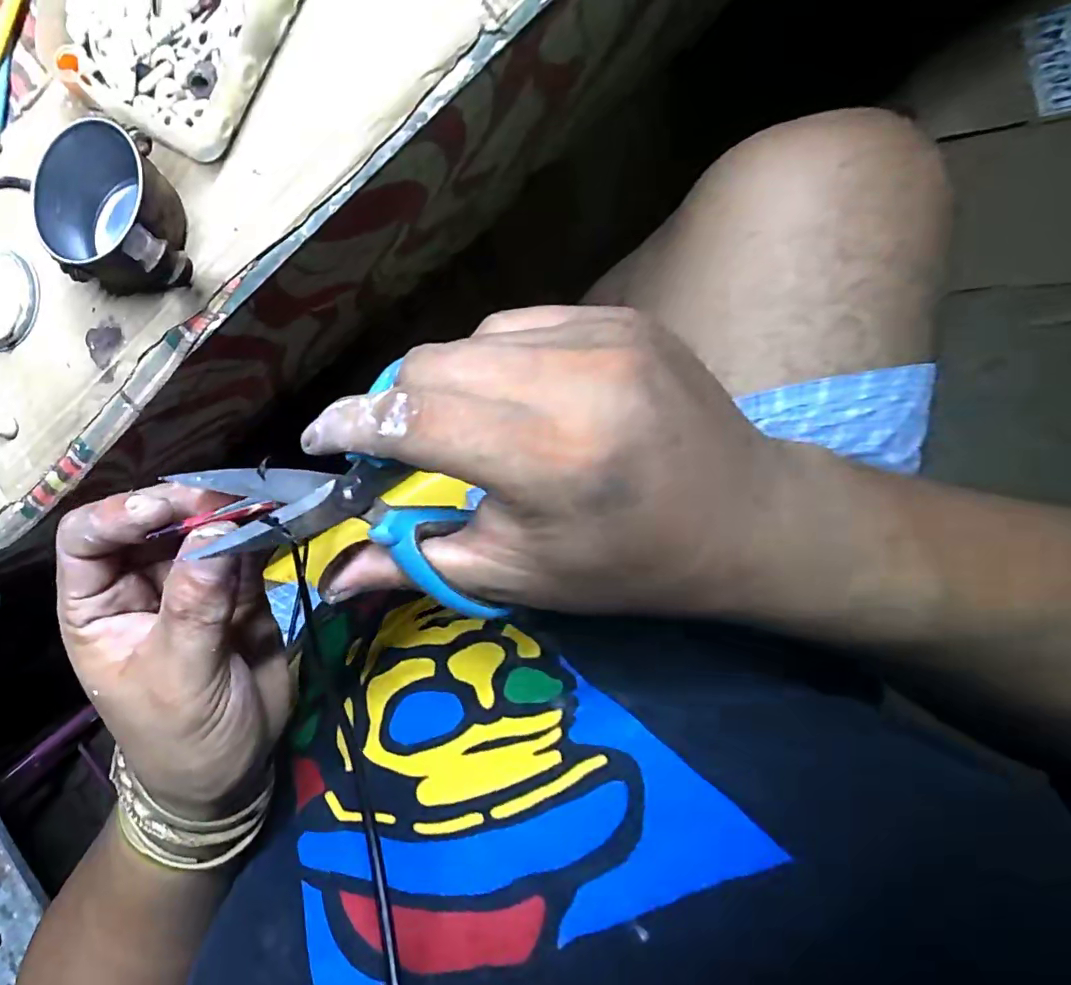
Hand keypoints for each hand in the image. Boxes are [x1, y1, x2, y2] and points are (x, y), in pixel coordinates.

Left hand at [56, 486, 291, 819]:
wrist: (229, 774)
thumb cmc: (178, 736)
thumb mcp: (178, 679)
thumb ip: (194, 608)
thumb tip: (216, 534)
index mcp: (94, 605)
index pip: (84, 539)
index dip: (114, 515)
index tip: (159, 511)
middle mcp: (132, 582)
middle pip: (146, 521)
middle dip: (181, 507)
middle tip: (226, 503)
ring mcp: (182, 579)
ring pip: (196, 526)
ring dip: (225, 513)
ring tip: (258, 508)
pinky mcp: (228, 586)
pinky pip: (239, 547)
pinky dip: (257, 533)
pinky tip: (275, 521)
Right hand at [302, 306, 789, 615]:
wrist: (751, 517)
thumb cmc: (619, 564)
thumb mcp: (506, 577)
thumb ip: (408, 564)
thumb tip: (330, 579)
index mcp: (546, 459)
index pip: (411, 419)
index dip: (349, 425)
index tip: (318, 440)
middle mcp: (573, 382)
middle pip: (424, 368)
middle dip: (387, 407)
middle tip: (386, 448)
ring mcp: (601, 337)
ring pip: (458, 343)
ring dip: (431, 386)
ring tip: (450, 427)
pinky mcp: (614, 318)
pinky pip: (504, 328)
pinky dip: (478, 364)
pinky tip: (500, 398)